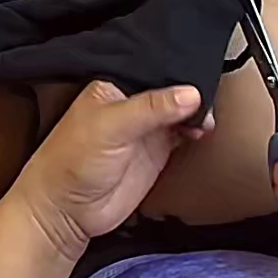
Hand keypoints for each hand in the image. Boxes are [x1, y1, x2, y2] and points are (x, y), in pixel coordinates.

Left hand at [14, 81, 209, 259]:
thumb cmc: (70, 162)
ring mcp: (147, 126)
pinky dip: (197, 129)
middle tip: (209, 93)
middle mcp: (134, 102)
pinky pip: (185, 132)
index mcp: (116, 84)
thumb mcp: (111, 126)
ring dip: (198, 110)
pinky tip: (203, 130)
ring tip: (205, 116)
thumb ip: (152, 108)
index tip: (201, 66)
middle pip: (172, 86)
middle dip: (193, 88)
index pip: (154, 66)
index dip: (177, 65)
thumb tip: (191, 93)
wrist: (67, 212)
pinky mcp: (158, 148)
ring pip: (182, 108)